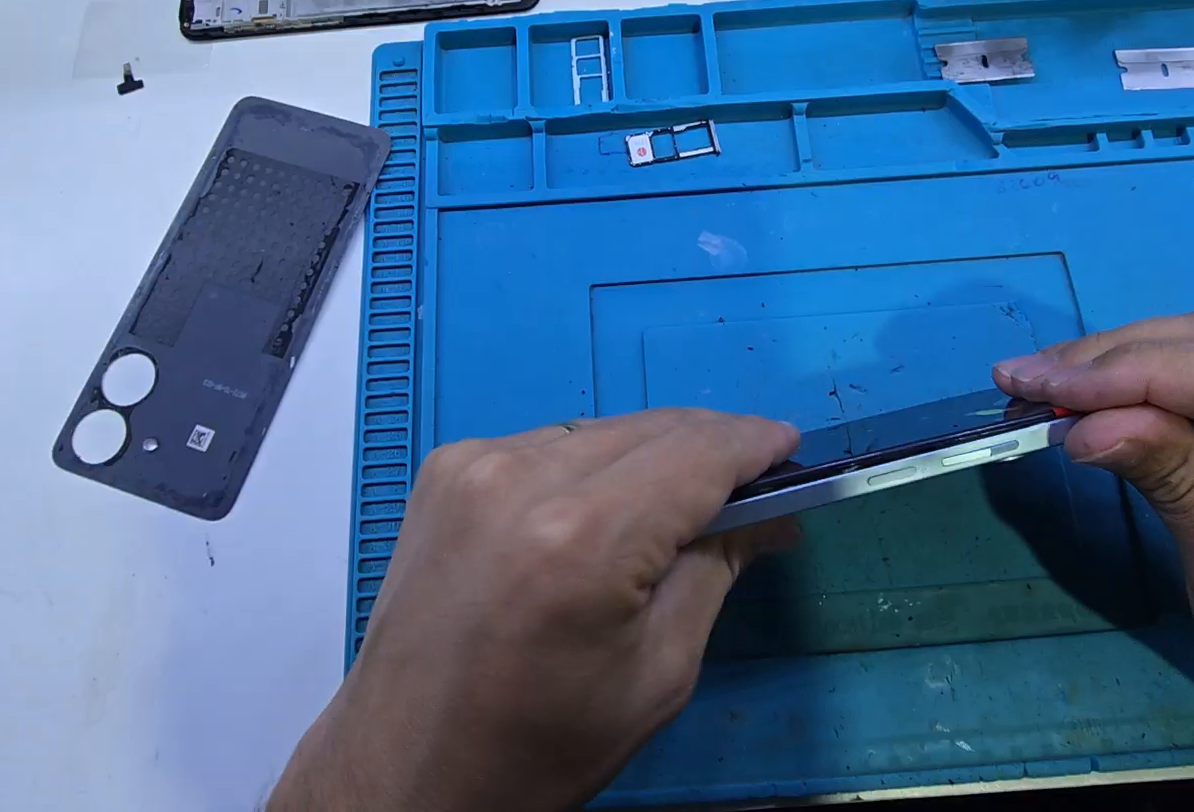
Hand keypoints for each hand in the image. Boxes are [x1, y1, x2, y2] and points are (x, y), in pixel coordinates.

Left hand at [269, 410, 799, 811]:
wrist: (405, 763)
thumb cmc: (541, 743)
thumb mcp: (659, 671)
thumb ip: (719, 567)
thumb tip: (772, 510)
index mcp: (581, 539)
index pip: (695, 456)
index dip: (752, 444)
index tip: (789, 447)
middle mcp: (521, 477)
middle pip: (651, 429)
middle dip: (711, 445)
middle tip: (752, 476)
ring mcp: (476, 461)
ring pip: (602, 428)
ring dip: (653, 451)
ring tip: (679, 494)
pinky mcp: (450, 464)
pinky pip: (552, 441)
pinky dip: (593, 461)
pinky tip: (603, 502)